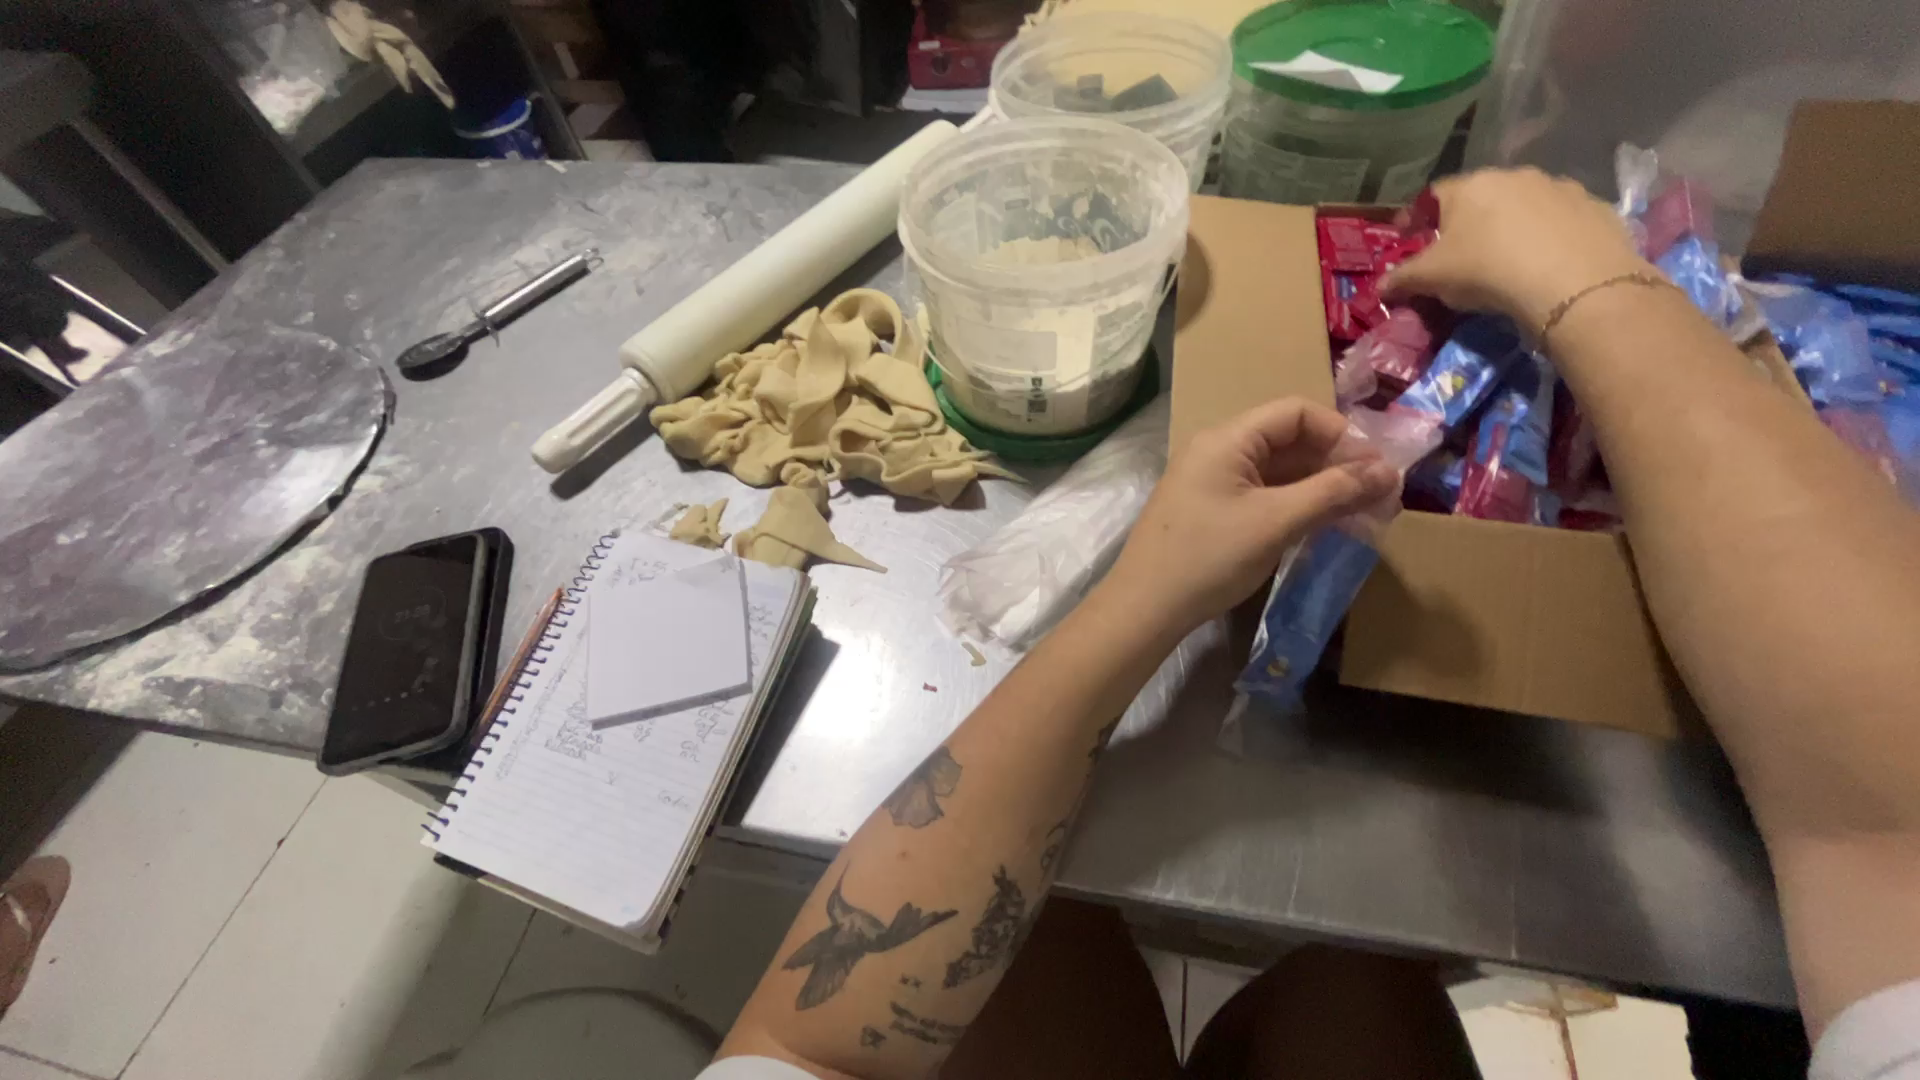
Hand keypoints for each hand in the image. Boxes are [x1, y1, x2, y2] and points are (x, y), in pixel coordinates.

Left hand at [1102, 398, 1398, 635]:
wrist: (1145, 606)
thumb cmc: (1209, 557)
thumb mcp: (1276, 522)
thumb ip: (1334, 492)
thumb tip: (1390, 473)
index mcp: (1226, 440)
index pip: (1296, 413)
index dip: (1342, 434)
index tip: (1378, 468)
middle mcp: (1216, 452)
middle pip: (1288, 440)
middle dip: (1337, 464)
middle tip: (1381, 496)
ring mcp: (1211, 483)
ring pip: (1278, 472)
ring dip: (1320, 487)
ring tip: (1364, 513)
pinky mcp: (1211, 512)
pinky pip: (1262, 495)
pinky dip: (1296, 505)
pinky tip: (1325, 525)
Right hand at [1383, 168, 1654, 333]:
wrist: (1572, 282)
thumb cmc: (1485, 270)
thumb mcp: (1430, 280)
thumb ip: (1401, 279)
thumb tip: (1380, 287)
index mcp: (1469, 187)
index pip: (1432, 196)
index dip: (1417, 218)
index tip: (1411, 240)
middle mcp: (1514, 176)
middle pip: (1480, 197)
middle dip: (1466, 222)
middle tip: (1457, 255)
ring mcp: (1559, 187)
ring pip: (1522, 206)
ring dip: (1509, 226)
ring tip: (1504, 261)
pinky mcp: (1593, 206)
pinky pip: (1558, 220)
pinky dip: (1546, 236)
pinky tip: (1542, 264)